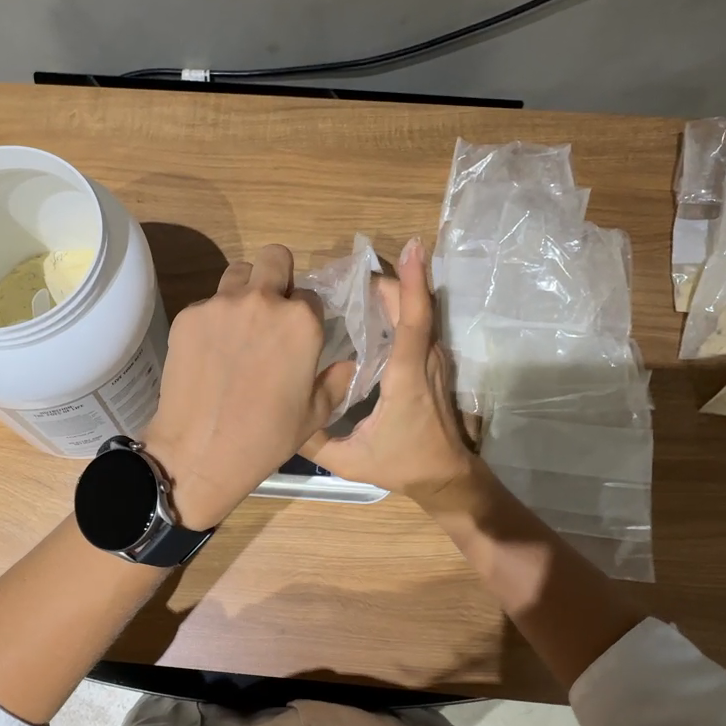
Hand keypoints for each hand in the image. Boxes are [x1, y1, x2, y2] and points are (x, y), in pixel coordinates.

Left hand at [142, 244, 350, 528]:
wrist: (200, 453)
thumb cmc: (265, 439)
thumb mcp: (316, 414)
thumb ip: (335, 379)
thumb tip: (345, 363)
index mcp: (301, 322)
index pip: (310, 296)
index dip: (305, 315)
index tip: (297, 336)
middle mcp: (263, 302)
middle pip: (275, 259)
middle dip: (278, 277)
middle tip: (271, 311)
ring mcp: (220, 305)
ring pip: (238, 274)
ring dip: (244, 291)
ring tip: (239, 328)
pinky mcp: (188, 316)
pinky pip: (207, 304)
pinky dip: (213, 320)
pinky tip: (210, 354)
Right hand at [302, 237, 477, 507]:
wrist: (446, 477)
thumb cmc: (402, 465)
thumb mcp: (350, 461)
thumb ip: (312, 440)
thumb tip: (278, 414)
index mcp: (407, 377)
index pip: (413, 321)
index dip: (413, 282)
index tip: (413, 248)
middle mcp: (426, 360)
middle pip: (412, 306)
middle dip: (384, 281)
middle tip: (341, 274)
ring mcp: (434, 360)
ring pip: (417, 312)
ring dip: (391, 290)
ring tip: (351, 283)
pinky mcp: (433, 362)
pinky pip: (417, 323)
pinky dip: (398, 305)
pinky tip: (370, 304)